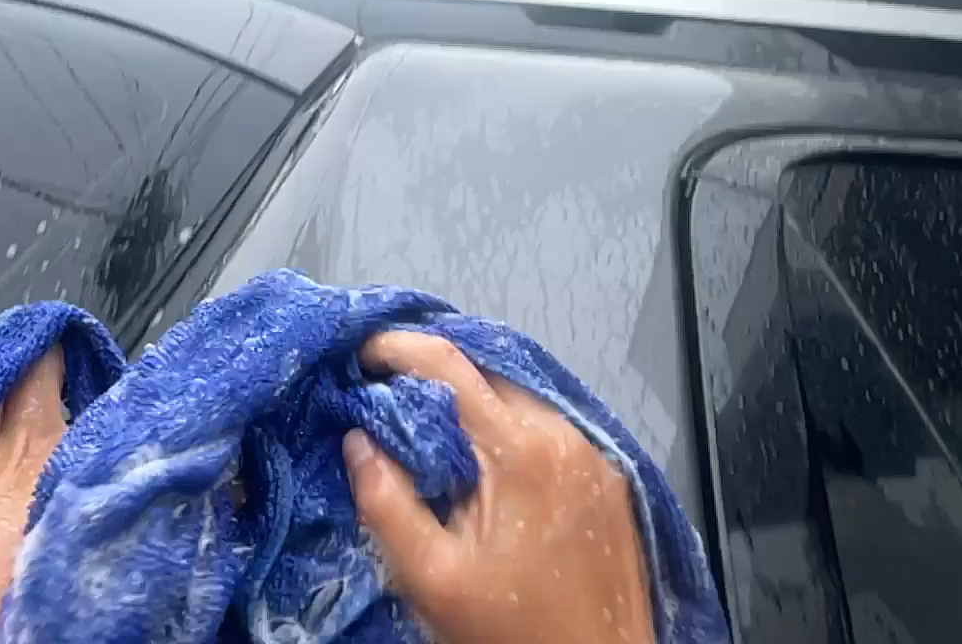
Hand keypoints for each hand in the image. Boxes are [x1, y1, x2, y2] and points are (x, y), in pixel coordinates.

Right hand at [343, 332, 654, 643]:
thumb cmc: (513, 632)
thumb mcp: (432, 578)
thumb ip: (386, 502)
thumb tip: (356, 438)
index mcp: (521, 450)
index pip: (448, 364)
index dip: (397, 347)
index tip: (360, 354)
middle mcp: (561, 433)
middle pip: (481, 372)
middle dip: (428, 372)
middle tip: (385, 391)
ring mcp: (591, 451)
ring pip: (511, 393)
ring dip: (465, 397)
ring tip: (425, 421)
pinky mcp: (605, 472)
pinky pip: (540, 421)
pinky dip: (500, 420)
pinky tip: (478, 451)